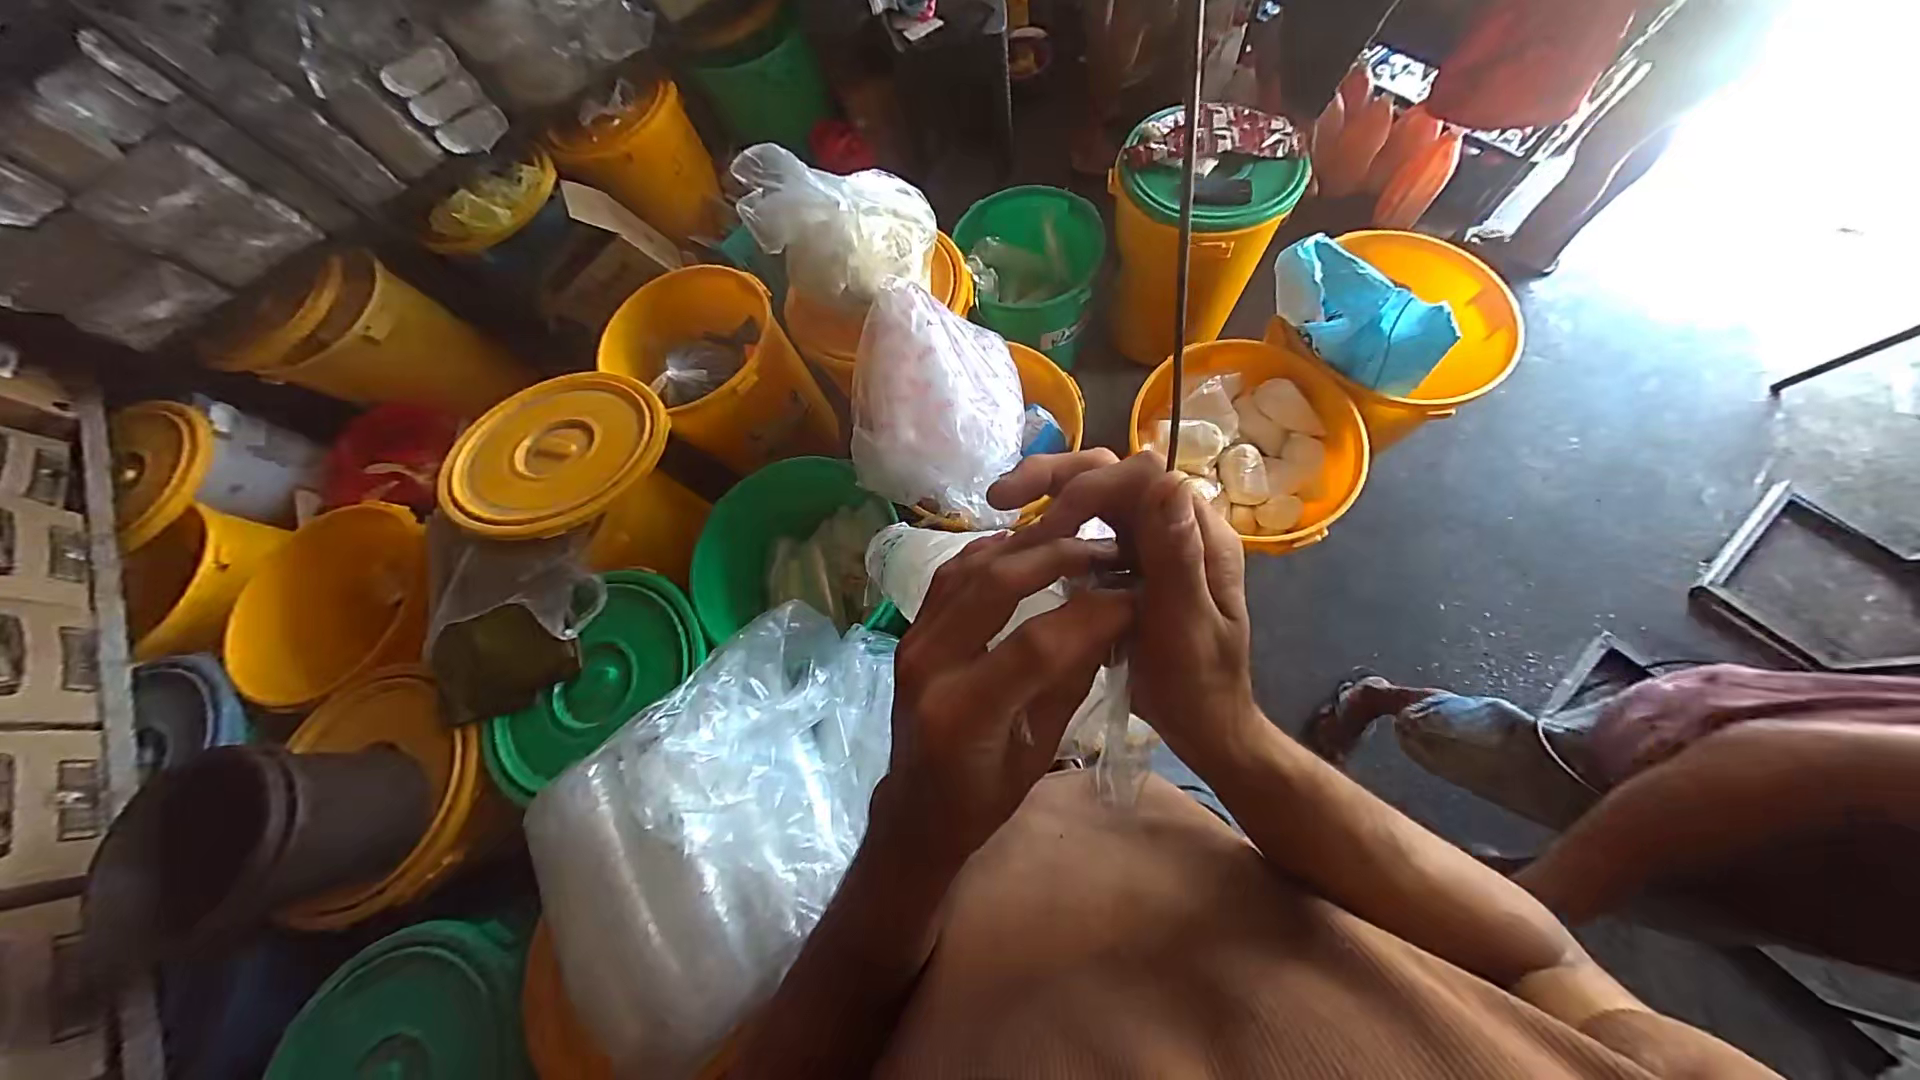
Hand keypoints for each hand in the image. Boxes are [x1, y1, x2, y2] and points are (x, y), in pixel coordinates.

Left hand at [875, 526, 1133, 873]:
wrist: (917, 807)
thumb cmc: (984, 796)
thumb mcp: (1040, 750)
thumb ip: (1072, 678)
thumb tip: (1115, 615)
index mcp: (963, 713)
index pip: (1038, 643)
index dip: (1093, 612)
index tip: (1134, 594)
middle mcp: (928, 666)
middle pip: (995, 584)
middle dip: (1058, 557)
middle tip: (1105, 550)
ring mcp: (911, 642)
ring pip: (968, 569)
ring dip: (1023, 545)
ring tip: (1071, 537)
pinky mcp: (909, 631)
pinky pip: (949, 576)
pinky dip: (987, 553)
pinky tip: (1021, 544)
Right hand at [987, 451, 1262, 770]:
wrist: (1204, 723)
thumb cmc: (1198, 684)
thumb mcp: (1186, 627)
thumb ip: (1178, 558)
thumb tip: (1167, 483)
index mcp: (1198, 533)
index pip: (1140, 476)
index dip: (1089, 487)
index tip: (1047, 525)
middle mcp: (1173, 525)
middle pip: (1112, 472)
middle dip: (1054, 476)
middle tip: (1001, 498)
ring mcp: (1149, 541)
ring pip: (1095, 495)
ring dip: (1048, 495)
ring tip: (1003, 509)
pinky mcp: (1128, 561)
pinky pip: (1087, 528)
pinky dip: (1053, 527)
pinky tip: (1025, 547)